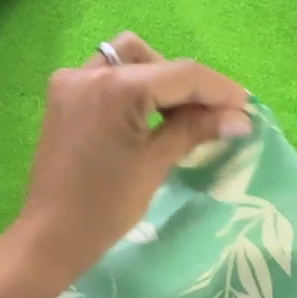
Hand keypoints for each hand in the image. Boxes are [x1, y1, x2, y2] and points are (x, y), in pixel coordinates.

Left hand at [8, 32, 251, 281]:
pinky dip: (130, 88)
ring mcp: (70, 83)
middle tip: (211, 117)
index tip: (246, 108)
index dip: (219, 90)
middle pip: (154, 59)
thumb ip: (194, 130)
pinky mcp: (62, 99)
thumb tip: (239, 118)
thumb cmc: (104, 209)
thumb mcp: (154, 165)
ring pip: (127, 59)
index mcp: (115, 88)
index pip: (182, 74)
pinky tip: (145, 118)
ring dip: (157, 79)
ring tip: (177, 116)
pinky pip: (105, 76)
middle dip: (186, 84)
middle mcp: (89, 72)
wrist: (50, 237)